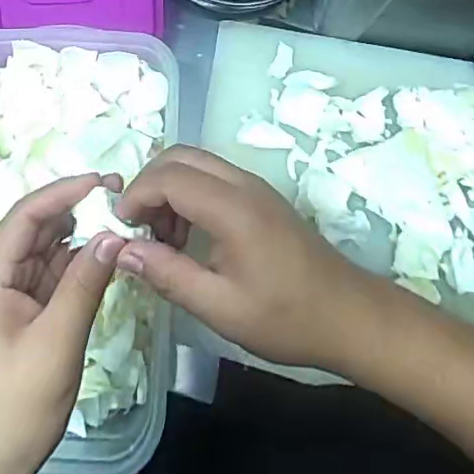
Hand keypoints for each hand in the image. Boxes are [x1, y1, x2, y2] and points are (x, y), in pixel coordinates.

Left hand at [0, 173, 126, 473]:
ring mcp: (9, 300)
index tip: (100, 180)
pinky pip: (51, 281)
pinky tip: (102, 260)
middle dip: (73, 211)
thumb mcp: (55, 345)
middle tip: (116, 198)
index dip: (61, 192)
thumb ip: (84, 286)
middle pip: (35, 232)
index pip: (24, 217)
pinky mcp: (22, 319)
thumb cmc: (13, 407)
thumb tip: (113, 235)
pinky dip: (76, 269)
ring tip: (116, 224)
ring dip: (78, 239)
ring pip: (46, 255)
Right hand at [114, 145, 383, 372]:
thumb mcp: (221, 307)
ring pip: (194, 161)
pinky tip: (188, 235)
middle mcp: (241, 183)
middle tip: (138, 228)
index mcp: (232, 207)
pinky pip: (211, 175)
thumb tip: (122, 251)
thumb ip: (168, 274)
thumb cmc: (287, 317)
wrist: (351, 316)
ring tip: (162, 237)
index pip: (168, 177)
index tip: (122, 229)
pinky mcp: (258, 194)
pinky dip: (187, 192)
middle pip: (179, 156)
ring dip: (168, 187)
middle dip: (148, 184)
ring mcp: (252, 185)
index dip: (137, 196)